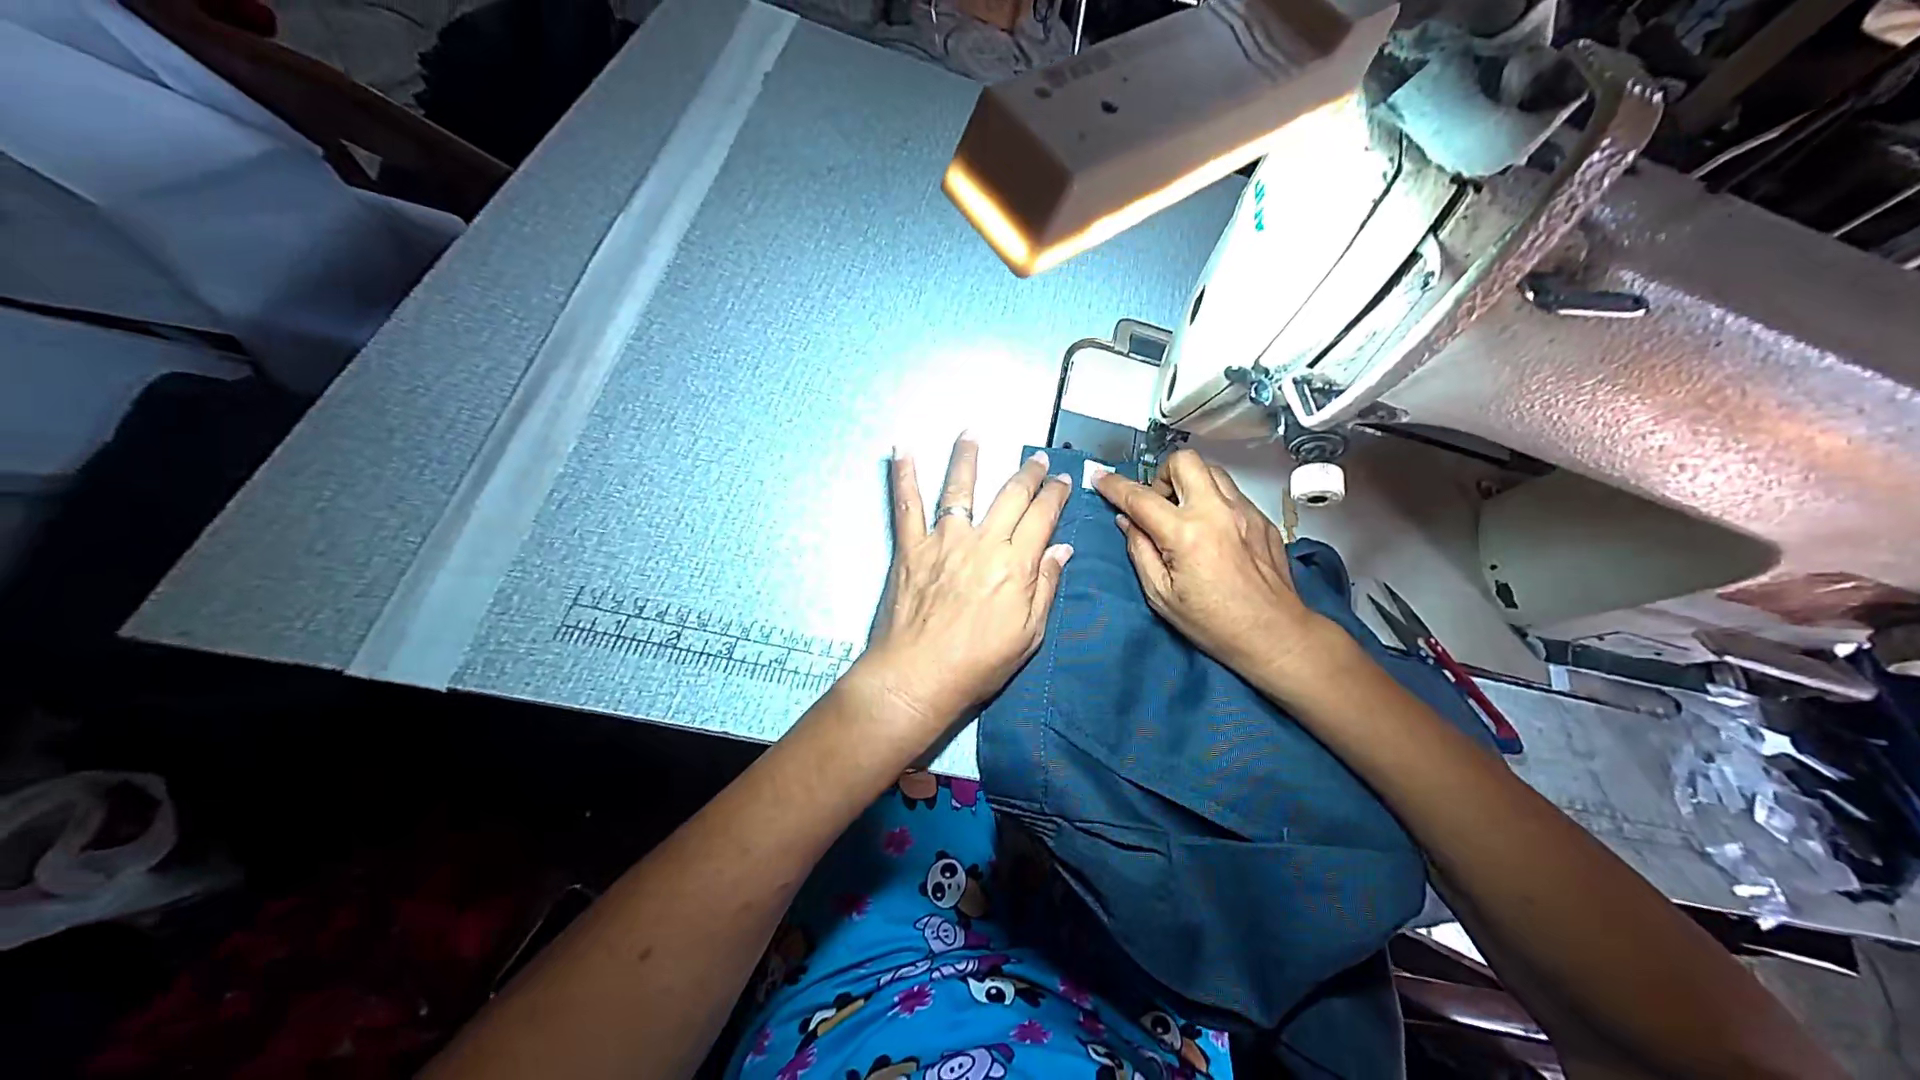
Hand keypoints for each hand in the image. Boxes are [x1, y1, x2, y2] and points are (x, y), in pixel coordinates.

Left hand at [857, 433, 1074, 733]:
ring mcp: (943, 541)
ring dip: (968, 458)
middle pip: (1010, 496)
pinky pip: (907, 506)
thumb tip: (1062, 548)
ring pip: (960, 489)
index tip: (1062, 480)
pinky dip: (903, 476)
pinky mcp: (910, 548)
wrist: (918, 677)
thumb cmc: (979, 664)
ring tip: (972, 434)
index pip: (1043, 516)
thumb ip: (1046, 586)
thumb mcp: (1029, 634)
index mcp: (1016, 564)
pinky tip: (902, 450)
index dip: (1055, 494)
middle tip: (1036, 458)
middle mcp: (983, 542)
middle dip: (1027, 474)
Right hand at [1093, 449, 1336, 680]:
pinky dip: (1213, 501)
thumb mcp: (1161, 595)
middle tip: (1157, 504)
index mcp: (1186, 534)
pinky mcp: (1262, 519)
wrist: (1273, 634)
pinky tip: (1212, 532)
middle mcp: (1217, 512)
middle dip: (1162, 475)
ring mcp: (1244, 512)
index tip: (1101, 478)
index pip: (1140, 497)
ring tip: (1184, 514)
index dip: (1114, 485)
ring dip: (1190, 484)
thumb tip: (1127, 522)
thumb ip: (1139, 551)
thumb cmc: (1213, 623)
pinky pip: (1231, 493)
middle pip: (1183, 462)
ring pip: (1211, 471)